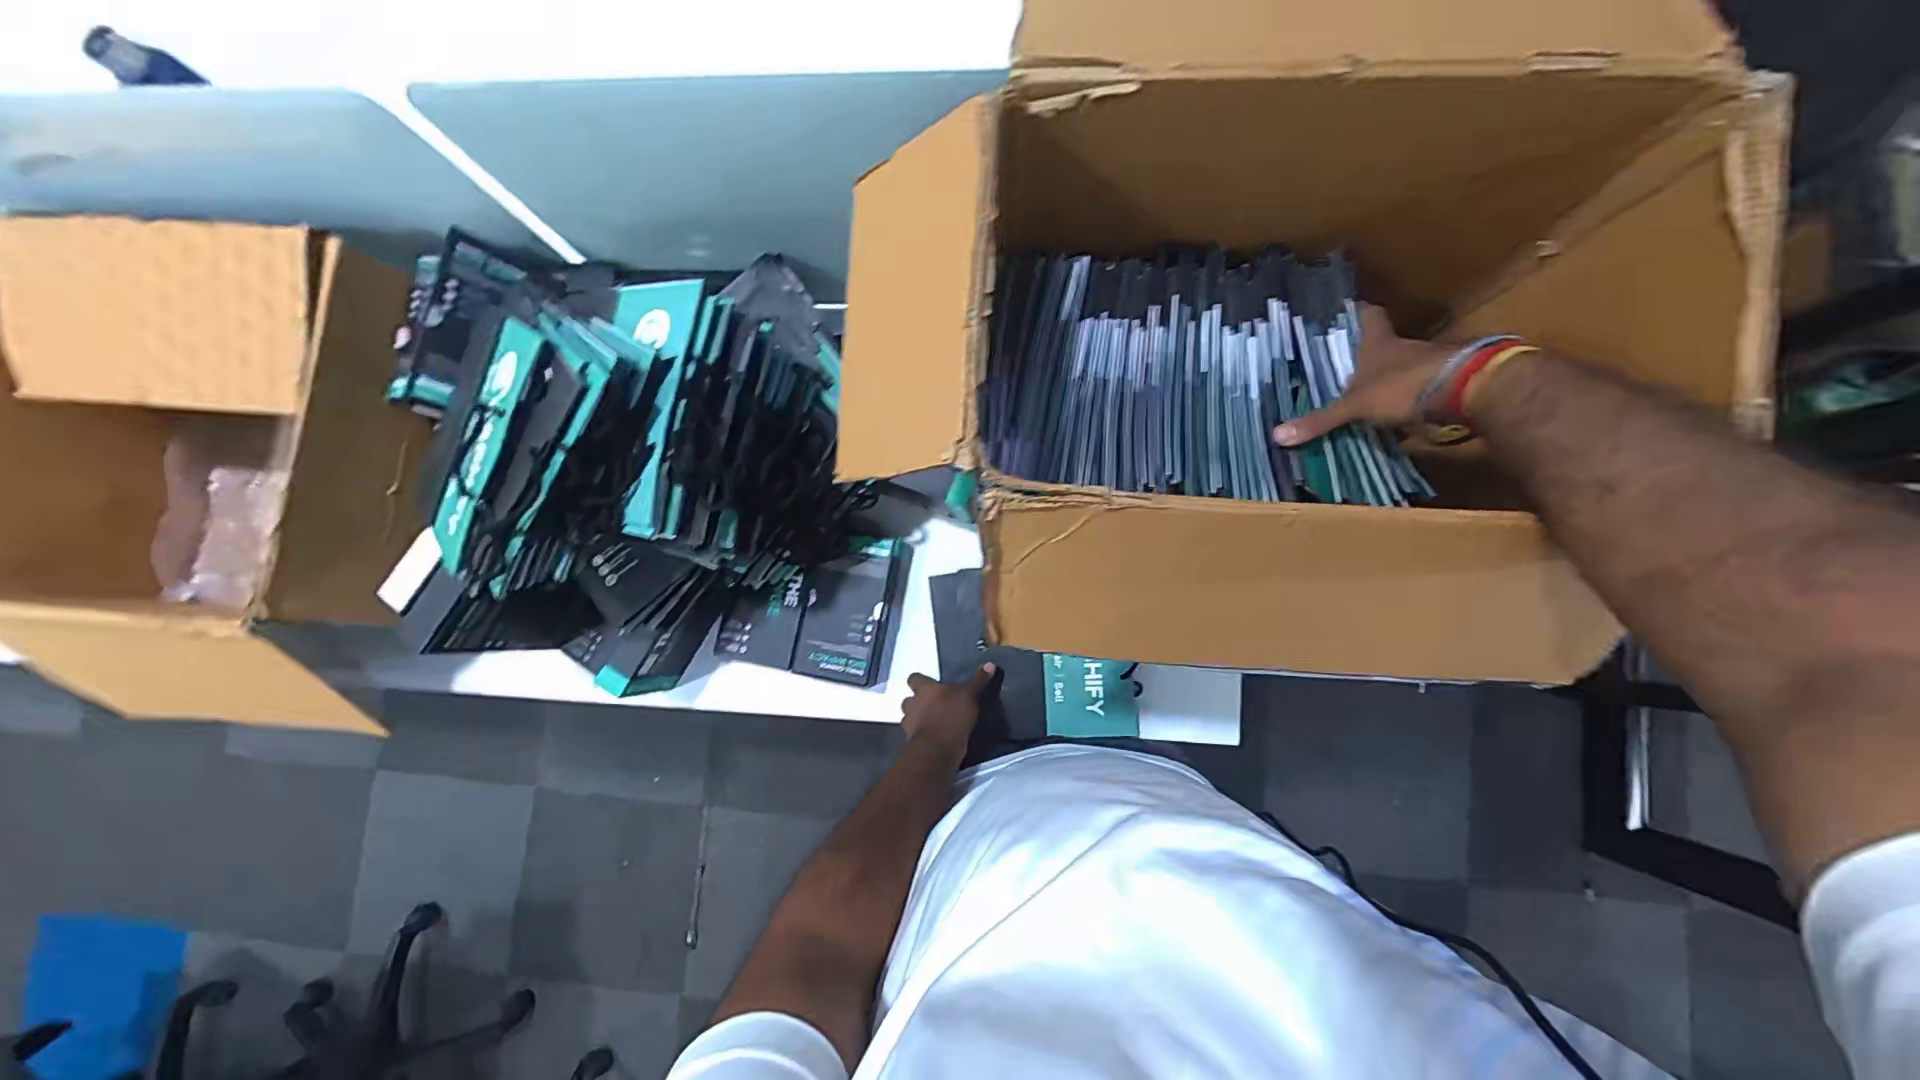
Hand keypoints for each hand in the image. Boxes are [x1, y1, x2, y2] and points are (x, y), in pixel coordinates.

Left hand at [900, 664, 995, 760]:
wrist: (938, 747)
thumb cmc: (952, 715)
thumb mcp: (970, 695)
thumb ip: (978, 681)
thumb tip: (990, 663)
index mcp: (924, 688)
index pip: (914, 678)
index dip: (920, 681)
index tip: (930, 685)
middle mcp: (912, 703)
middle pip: (908, 699)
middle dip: (917, 702)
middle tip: (931, 705)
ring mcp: (910, 724)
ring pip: (909, 717)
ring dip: (917, 719)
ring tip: (932, 721)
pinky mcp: (913, 741)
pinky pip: (915, 735)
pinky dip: (922, 734)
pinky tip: (934, 736)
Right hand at [1272, 303, 1453, 446]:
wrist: (1468, 390)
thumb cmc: (1404, 385)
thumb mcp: (1356, 406)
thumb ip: (1321, 420)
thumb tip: (1276, 435)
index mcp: (1380, 343)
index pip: (1369, 315)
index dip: (1358, 311)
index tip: (1347, 309)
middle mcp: (1404, 347)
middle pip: (1384, 343)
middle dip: (1367, 355)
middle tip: (1344, 365)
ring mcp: (1428, 363)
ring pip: (1402, 367)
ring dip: (1389, 380)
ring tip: (1365, 396)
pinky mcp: (1446, 383)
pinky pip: (1420, 390)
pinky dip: (1408, 401)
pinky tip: (1395, 415)